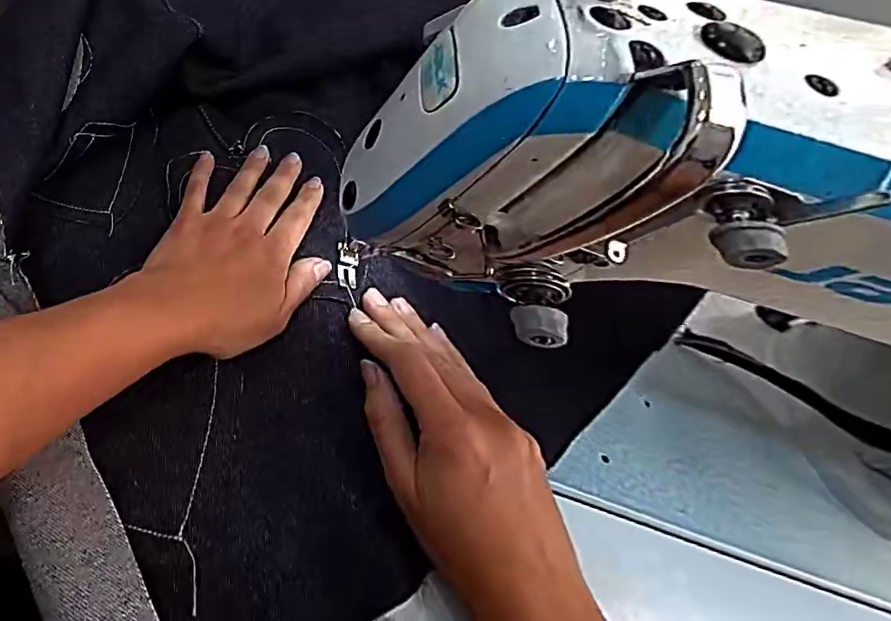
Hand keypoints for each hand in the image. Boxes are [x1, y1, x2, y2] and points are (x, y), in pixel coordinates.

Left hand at [125, 148, 331, 359]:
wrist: (171, 311)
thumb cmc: (221, 321)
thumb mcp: (274, 316)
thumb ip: (299, 285)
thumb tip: (320, 265)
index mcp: (272, 253)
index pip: (297, 218)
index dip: (309, 199)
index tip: (315, 185)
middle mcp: (247, 230)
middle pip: (271, 195)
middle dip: (285, 175)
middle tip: (293, 159)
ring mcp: (217, 222)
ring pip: (240, 187)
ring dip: (253, 168)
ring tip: (262, 152)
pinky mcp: (188, 221)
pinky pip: (197, 190)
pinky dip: (202, 172)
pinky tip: (207, 159)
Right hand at [350, 289, 601, 620]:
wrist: (532, 591)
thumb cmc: (467, 550)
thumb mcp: (406, 489)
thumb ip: (385, 422)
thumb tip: (372, 376)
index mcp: (453, 430)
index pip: (409, 361)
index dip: (379, 335)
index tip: (358, 318)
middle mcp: (485, 416)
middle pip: (434, 352)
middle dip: (399, 322)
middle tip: (375, 300)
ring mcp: (507, 421)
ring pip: (458, 362)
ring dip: (425, 332)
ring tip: (401, 309)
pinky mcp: (519, 431)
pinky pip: (478, 381)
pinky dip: (452, 356)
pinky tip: (440, 342)